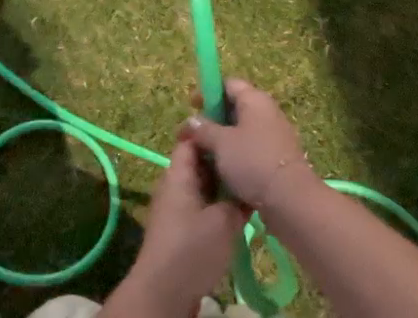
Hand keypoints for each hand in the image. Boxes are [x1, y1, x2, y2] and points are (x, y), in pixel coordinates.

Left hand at [112, 141, 246, 314]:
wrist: (165, 290)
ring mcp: (178, 207)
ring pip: (204, 185)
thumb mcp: (223, 222)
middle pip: (199, 162)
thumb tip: (247, 189)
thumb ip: (237, 201)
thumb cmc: (192, 249)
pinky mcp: (183, 227)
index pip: (191, 139)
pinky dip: (220, 203)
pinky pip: (204, 205)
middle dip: (224, 159)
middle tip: (252, 157)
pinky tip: (242, 210)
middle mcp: (175, 185)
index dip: (211, 131)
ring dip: (224, 184)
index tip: (236, 127)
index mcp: (178, 175)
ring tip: (252, 181)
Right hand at [180, 78, 316, 211]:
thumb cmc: (252, 162)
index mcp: (255, 100)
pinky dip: (238, 153)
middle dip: (214, 118)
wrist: (291, 200)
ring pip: (244, 130)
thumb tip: (192, 121)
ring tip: (207, 153)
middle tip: (197, 133)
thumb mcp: (220, 143)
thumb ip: (204, 129)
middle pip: (236, 106)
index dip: (208, 92)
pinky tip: (225, 169)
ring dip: (225, 138)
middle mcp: (268, 112)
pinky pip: (253, 148)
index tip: (192, 106)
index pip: (229, 84)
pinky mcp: (279, 157)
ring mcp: (276, 135)